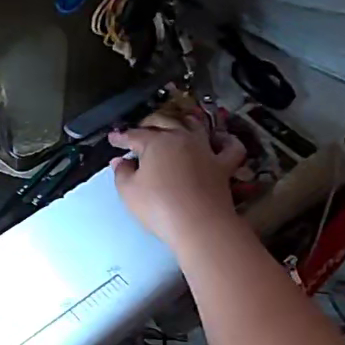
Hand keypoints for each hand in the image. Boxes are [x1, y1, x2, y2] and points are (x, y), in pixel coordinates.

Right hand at [110, 111, 247, 247]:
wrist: (198, 224)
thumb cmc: (159, 207)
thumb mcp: (129, 191)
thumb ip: (122, 173)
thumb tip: (121, 162)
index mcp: (156, 142)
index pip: (134, 135)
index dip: (121, 137)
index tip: (114, 139)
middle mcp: (182, 139)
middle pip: (164, 122)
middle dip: (149, 123)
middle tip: (140, 129)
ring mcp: (205, 150)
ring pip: (195, 125)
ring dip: (183, 121)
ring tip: (176, 123)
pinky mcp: (223, 166)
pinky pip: (230, 147)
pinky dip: (225, 140)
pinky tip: (219, 139)